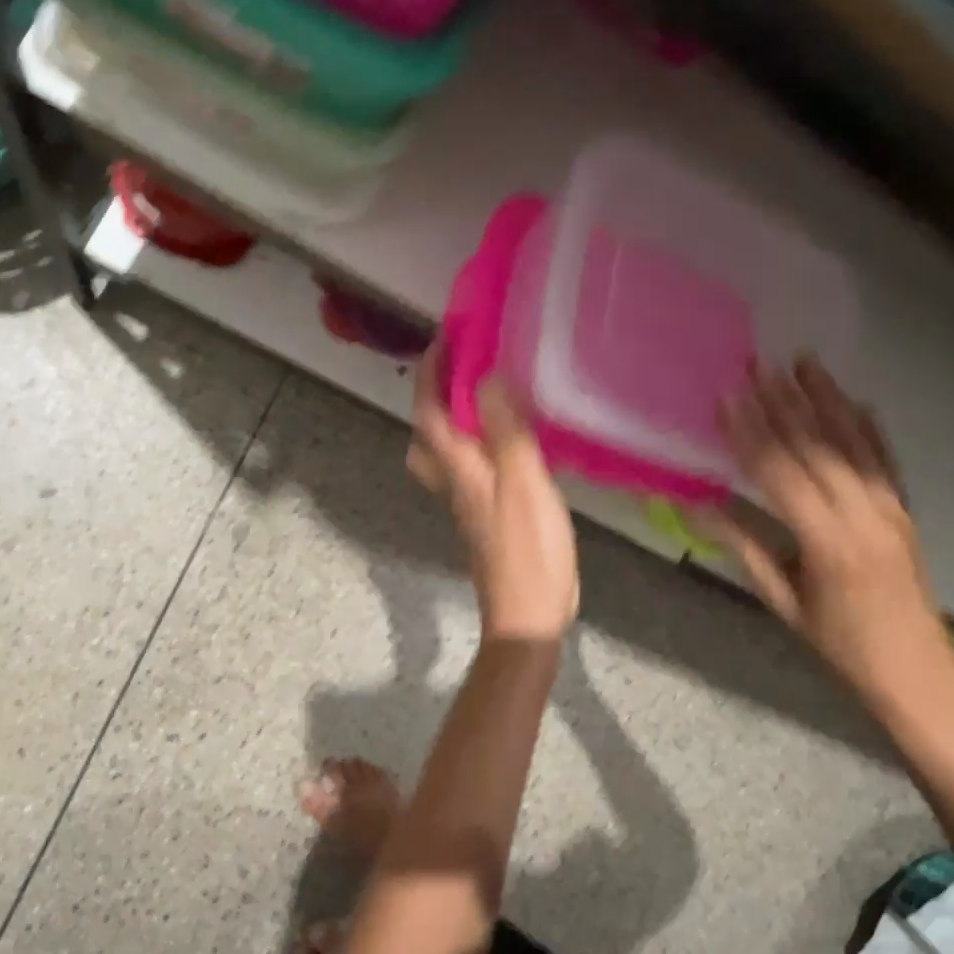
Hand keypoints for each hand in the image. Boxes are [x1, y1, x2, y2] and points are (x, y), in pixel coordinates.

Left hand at [408, 345, 578, 641]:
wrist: (527, 615)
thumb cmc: (528, 548)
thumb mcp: (523, 481)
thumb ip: (504, 429)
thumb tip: (486, 377)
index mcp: (457, 467)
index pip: (429, 411)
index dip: (431, 372)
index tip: (445, 337)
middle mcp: (454, 482)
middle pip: (426, 435)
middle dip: (434, 398)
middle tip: (462, 370)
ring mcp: (468, 503)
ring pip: (445, 454)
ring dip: (454, 422)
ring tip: (486, 399)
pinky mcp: (486, 517)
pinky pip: (471, 469)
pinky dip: (479, 445)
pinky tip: (512, 443)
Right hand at [704, 357, 951, 701]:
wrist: (916, 670)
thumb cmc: (840, 644)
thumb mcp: (783, 601)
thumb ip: (745, 547)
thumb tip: (700, 506)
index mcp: (828, 542)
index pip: (781, 474)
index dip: (751, 434)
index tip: (728, 398)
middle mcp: (864, 515)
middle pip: (817, 447)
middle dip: (784, 403)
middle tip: (757, 365)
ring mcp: (891, 508)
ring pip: (854, 443)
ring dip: (826, 399)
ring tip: (803, 362)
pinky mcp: (906, 509)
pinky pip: (886, 459)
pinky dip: (869, 426)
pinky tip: (855, 400)